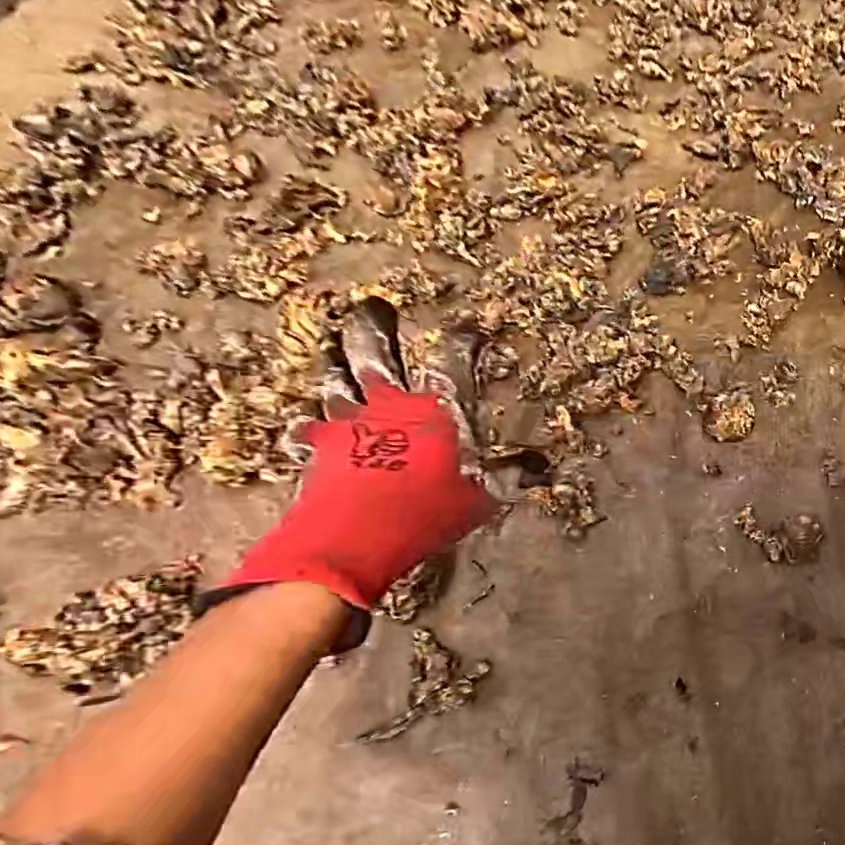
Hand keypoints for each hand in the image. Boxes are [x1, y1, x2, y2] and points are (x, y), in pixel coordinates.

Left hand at [222, 299, 496, 610]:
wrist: (357, 537)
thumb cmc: (428, 511)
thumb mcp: (483, 496)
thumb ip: (509, 474)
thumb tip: (542, 467)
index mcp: (436, 409)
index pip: (454, 361)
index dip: (464, 341)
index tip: (470, 331)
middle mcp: (391, 404)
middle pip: (376, 352)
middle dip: (375, 327)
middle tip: (373, 307)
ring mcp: (351, 423)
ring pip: (335, 380)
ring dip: (334, 363)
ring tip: (332, 348)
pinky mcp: (322, 448)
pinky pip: (306, 431)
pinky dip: (304, 429)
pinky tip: (302, 428)